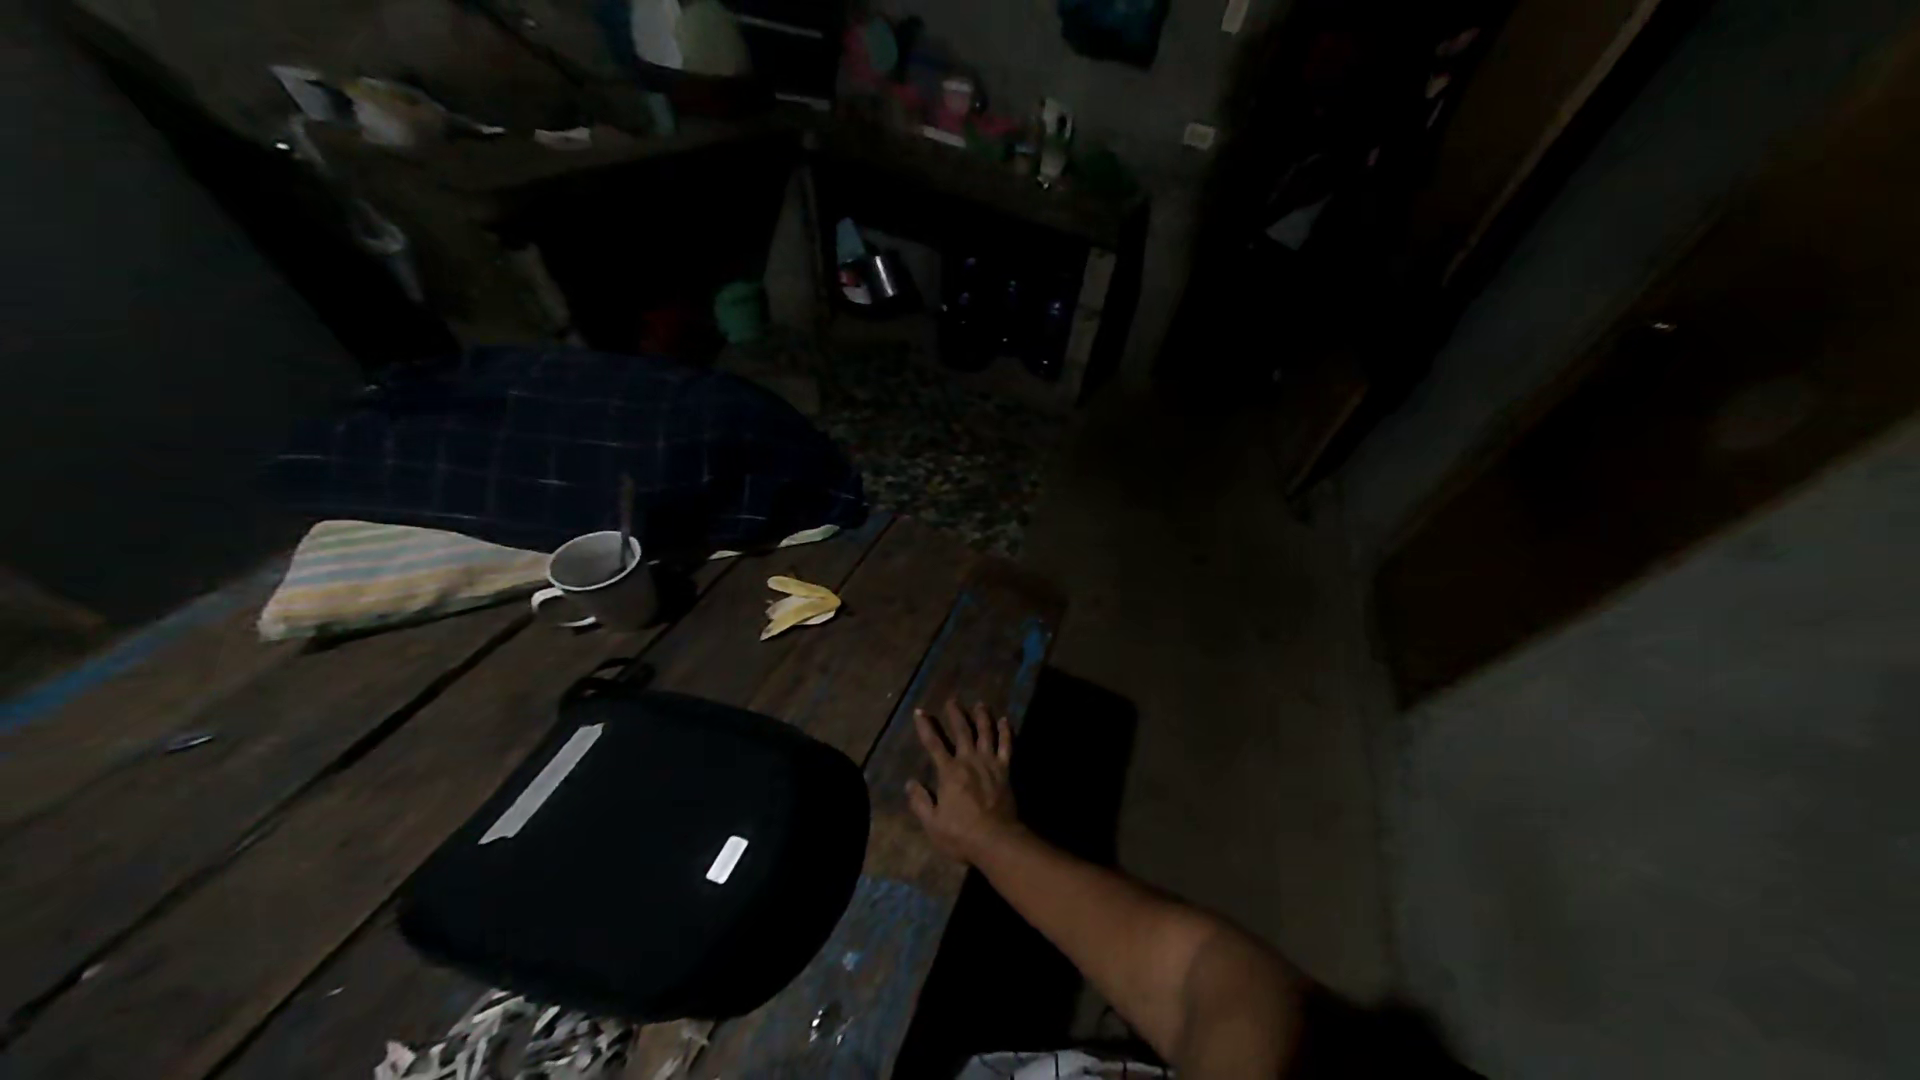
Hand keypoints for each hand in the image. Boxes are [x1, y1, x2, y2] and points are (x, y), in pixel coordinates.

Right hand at [905, 699, 1023, 863]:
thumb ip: (920, 802)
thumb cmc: (961, 834)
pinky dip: (1005, 732)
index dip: (925, 727)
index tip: (920, 712)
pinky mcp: (1005, 771)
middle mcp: (969, 761)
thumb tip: (910, 783)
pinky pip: (1006, 746)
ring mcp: (989, 764)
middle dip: (955, 714)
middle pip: (962, 732)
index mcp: (949, 772)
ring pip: (985, 733)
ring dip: (982, 717)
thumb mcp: (932, 823)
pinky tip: (1005, 721)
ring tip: (980, 704)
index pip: (934, 744)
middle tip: (952, 700)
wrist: (996, 840)